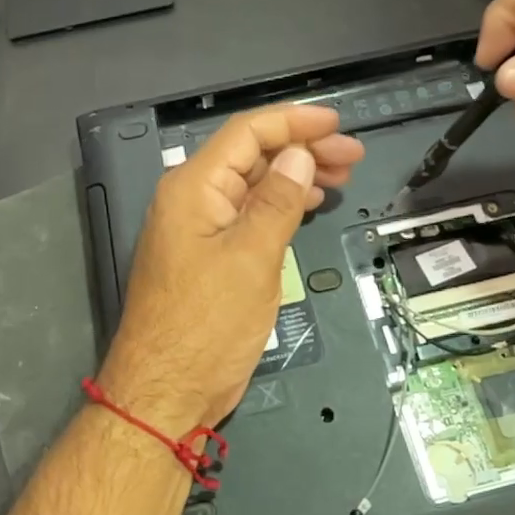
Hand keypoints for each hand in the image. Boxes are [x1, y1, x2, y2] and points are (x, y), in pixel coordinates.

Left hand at [97, 104, 363, 431]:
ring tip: (342, 175)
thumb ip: (277, 202)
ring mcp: (199, 225)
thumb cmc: (205, 326)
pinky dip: (282, 202)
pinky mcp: (208, 251)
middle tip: (351, 155)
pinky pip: (249, 210)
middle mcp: (192, 196)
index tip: (335, 123)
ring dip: (296, 174)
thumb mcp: (251, 260)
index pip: (246, 133)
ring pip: (253, 181)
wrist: (164, 393)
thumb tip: (299, 155)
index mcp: (194, 186)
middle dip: (302, 147)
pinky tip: (310, 202)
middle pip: (252, 154)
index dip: (293, 122)